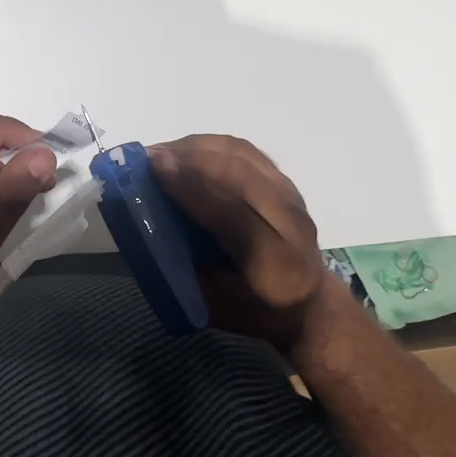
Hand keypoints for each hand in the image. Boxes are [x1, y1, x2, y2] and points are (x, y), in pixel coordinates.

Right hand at [149, 135, 338, 349]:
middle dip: (193, 159)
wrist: (307, 303)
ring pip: (244, 156)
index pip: (234, 217)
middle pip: (242, 175)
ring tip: (164, 151)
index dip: (194, 189)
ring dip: (199, 147)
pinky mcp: (287, 182)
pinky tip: (188, 150)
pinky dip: (213, 145)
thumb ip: (186, 268)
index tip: (157, 169)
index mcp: (275, 267)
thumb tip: (147, 220)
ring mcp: (293, 198)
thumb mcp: (213, 305)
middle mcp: (292, 226)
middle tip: (150, 156)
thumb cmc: (251, 310)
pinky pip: (247, 152)